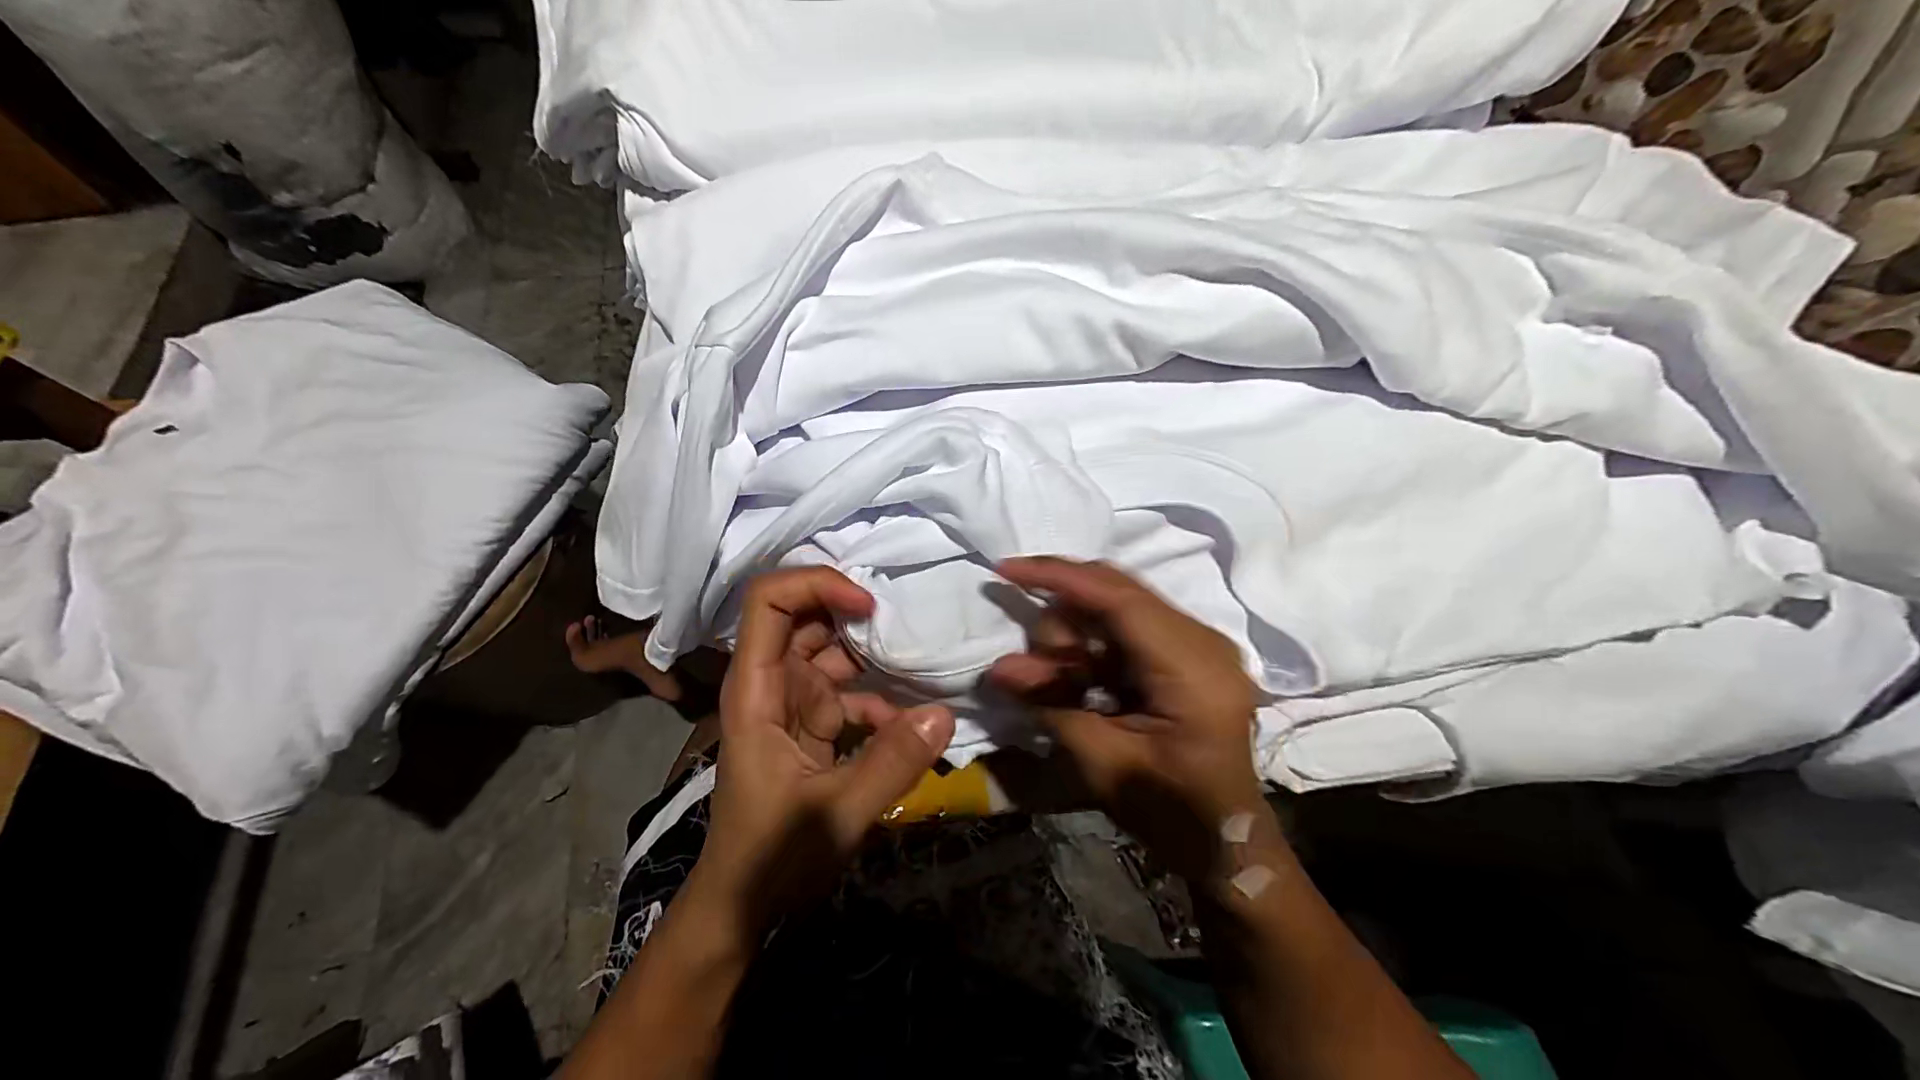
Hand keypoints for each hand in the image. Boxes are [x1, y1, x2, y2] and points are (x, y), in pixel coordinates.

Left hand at [693, 567, 955, 928]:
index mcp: (758, 690)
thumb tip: (946, 713)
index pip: (768, 602)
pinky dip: (883, 698)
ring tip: (928, 659)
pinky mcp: (814, 726)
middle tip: (913, 621)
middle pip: (807, 618)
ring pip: (834, 653)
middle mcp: (773, 684)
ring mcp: (794, 704)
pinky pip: (851, 693)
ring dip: (877, 655)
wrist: (743, 904)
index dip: (815, 585)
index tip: (868, 607)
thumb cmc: (772, 857)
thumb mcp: (836, 814)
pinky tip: (917, 720)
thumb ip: (891, 763)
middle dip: (857, 614)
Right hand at [989, 557, 1268, 881]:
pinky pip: (1129, 631)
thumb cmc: (1172, 811)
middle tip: (1036, 667)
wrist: (1227, 844)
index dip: (1061, 578)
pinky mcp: (1188, 656)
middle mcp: (1202, 641)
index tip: (1008, 570)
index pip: (1120, 598)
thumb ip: (1052, 705)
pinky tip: (1073, 677)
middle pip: (1117, 594)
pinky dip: (1093, 648)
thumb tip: (999, 669)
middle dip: (1063, 617)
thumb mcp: (1104, 763)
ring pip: (1119, 609)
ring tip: (1052, 680)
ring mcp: (1199, 646)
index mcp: (1192, 668)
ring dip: (1075, 636)